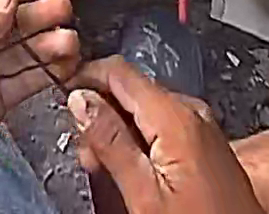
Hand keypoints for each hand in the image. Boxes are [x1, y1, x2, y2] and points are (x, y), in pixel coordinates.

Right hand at [68, 57, 264, 213]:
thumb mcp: (145, 196)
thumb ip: (110, 141)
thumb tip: (80, 98)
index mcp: (175, 114)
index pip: (118, 70)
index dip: (86, 77)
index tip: (62, 95)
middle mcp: (191, 110)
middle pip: (131, 89)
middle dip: (101, 111)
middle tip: (83, 151)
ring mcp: (202, 127)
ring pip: (145, 109)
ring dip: (118, 129)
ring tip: (103, 168)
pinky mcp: (206, 147)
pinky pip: (163, 126)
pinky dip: (140, 140)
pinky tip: (132, 171)